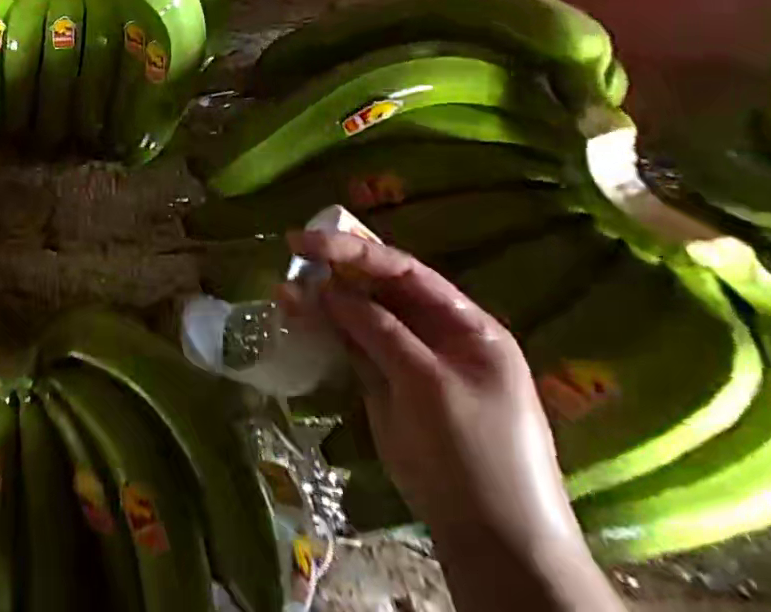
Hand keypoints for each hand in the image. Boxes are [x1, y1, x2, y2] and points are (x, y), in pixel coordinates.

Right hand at [290, 231, 581, 549]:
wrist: (486, 529)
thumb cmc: (473, 448)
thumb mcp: (427, 381)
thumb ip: (378, 329)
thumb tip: (327, 289)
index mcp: (467, 326)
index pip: (405, 271)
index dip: (355, 251)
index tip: (305, 241)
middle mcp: (437, 334)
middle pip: (380, 288)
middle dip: (335, 271)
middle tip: (290, 259)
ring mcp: (408, 358)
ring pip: (358, 314)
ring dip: (322, 300)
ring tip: (283, 292)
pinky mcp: (383, 381)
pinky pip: (348, 342)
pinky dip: (321, 328)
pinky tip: (294, 317)